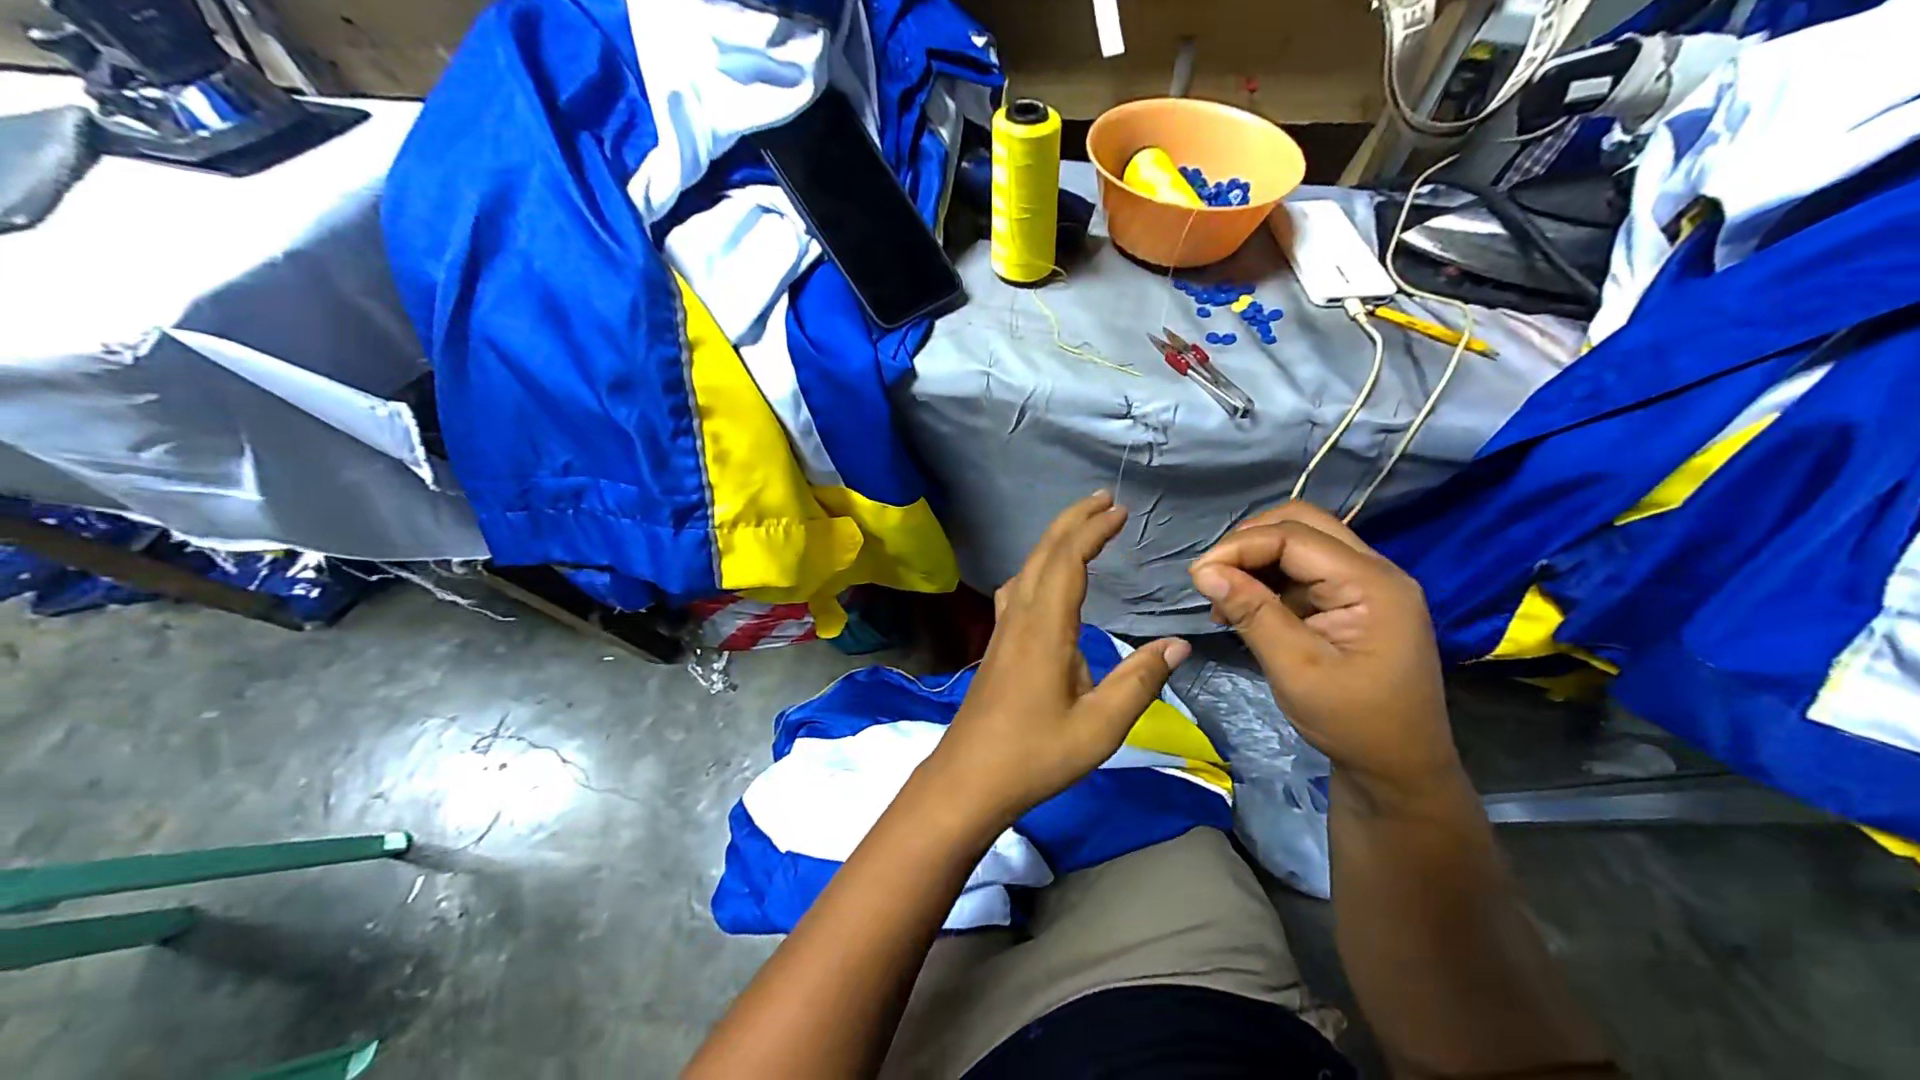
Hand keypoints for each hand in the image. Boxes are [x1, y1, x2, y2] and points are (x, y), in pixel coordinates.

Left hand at [923, 492, 1191, 829]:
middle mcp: (1020, 618)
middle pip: (1043, 553)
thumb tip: (1178, 643)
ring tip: (1082, 526)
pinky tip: (1045, 578)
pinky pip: (1017, 588)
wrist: (969, 778)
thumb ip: (1139, 681)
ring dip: (1054, 540)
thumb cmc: (1036, 755)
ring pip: (1027, 568)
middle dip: (1073, 521)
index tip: (1120, 511)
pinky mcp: (997, 644)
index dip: (1093, 531)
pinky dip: (1038, 565)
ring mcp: (1003, 630)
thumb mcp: (1100, 726)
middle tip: (1104, 499)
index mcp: (1045, 629)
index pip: (1068, 562)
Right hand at [1188, 501, 1462, 806]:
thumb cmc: (1352, 722)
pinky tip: (1244, 607)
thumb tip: (1203, 571)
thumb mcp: (1295, 669)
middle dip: (1249, 542)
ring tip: (1223, 596)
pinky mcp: (1352, 602)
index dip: (1240, 547)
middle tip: (1212, 575)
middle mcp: (1374, 571)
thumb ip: (1252, 613)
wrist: (1398, 768)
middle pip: (1302, 524)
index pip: (1294, 536)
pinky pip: (1303, 571)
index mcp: (1372, 583)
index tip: (1198, 576)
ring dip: (1256, 559)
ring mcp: (1365, 585)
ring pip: (1301, 543)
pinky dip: (1268, 579)